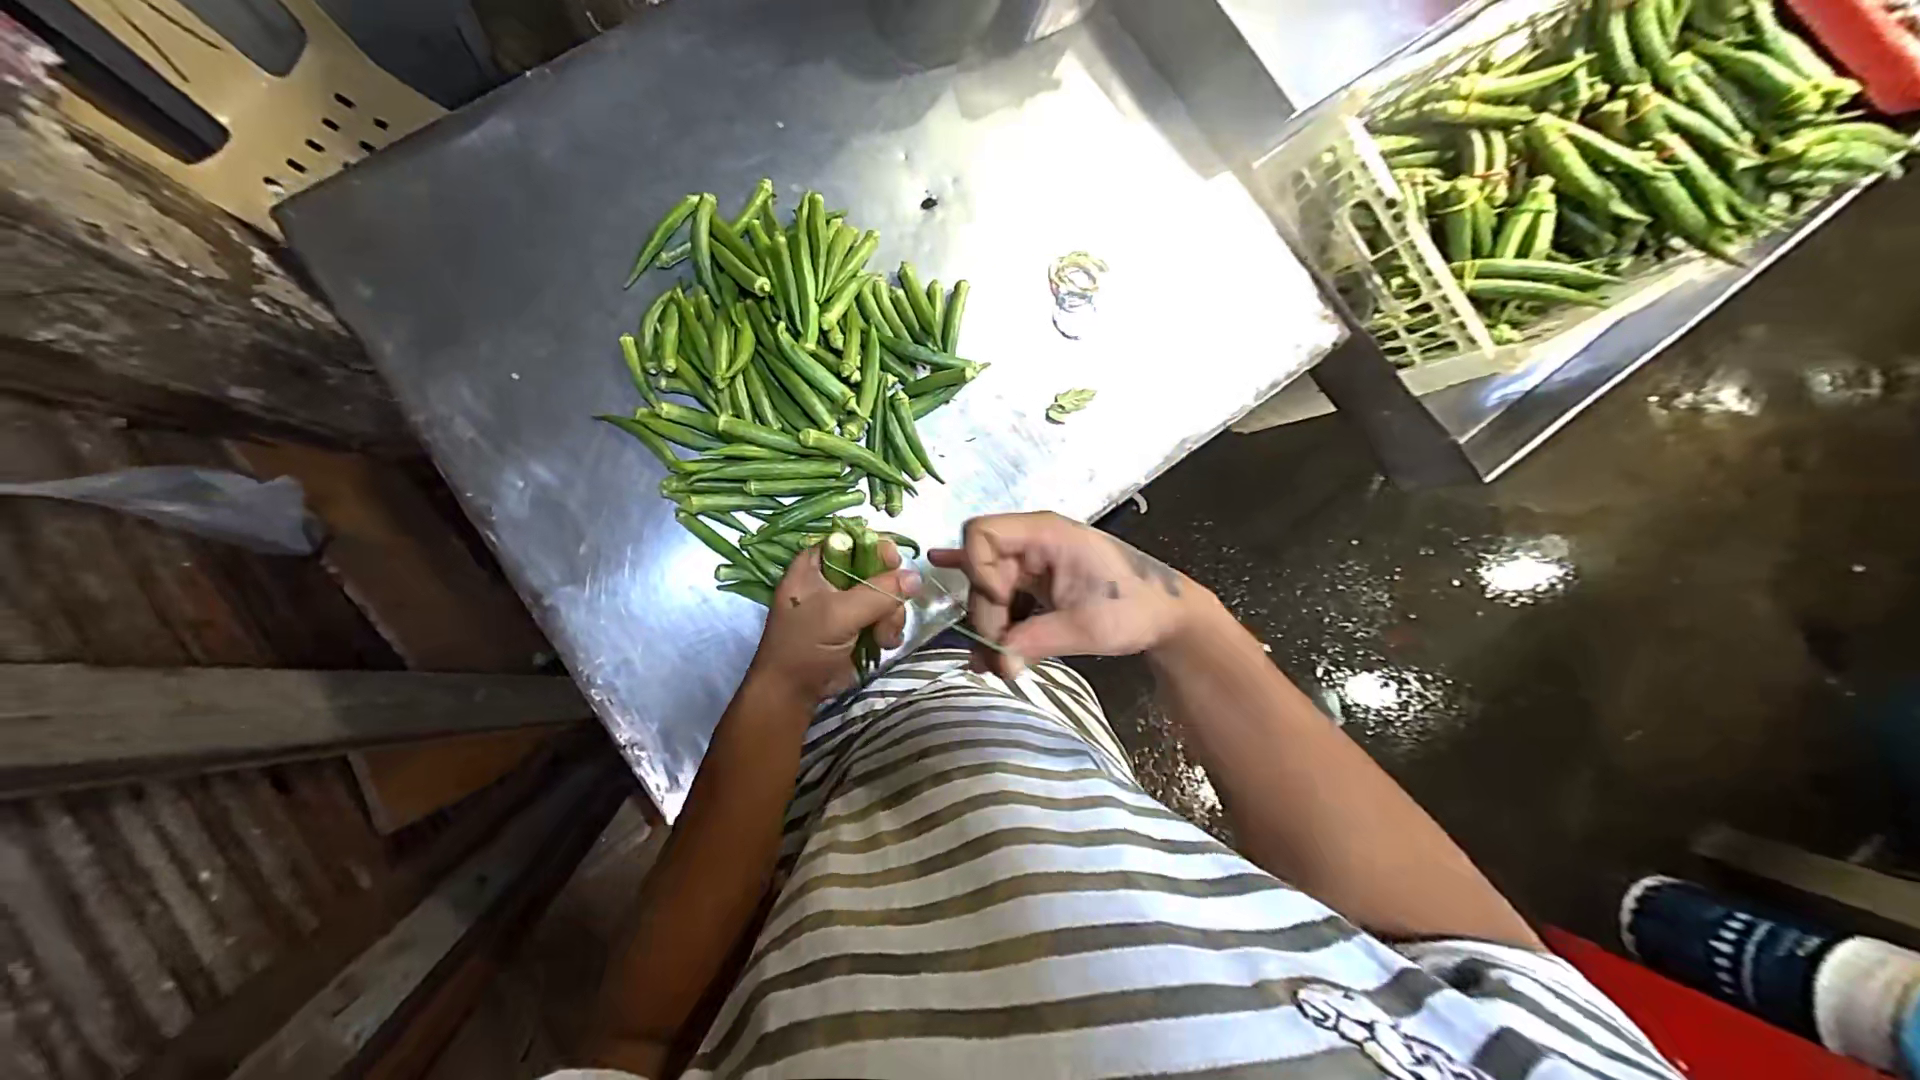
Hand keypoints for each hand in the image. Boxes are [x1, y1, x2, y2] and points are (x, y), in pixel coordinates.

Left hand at [744, 540, 920, 702]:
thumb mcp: (838, 614)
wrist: (793, 694)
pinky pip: (888, 616)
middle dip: (888, 592)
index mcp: (816, 564)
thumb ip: (877, 593)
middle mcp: (833, 578)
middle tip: (886, 611)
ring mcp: (848, 604)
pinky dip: (890, 630)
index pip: (853, 540)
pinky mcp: (860, 626)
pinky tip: (883, 644)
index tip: (892, 563)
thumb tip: (916, 577)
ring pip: (888, 594)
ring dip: (891, 616)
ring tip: (881, 637)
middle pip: (878, 568)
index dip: (875, 549)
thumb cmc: (803, 646)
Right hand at [928, 511, 1212, 675]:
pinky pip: (1004, 599)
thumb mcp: (1085, 628)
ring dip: (989, 625)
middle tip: (1001, 657)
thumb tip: (995, 661)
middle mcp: (1033, 543)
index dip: (977, 568)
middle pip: (981, 570)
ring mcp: (1033, 563)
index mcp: (1046, 534)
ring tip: (995, 664)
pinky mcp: (1036, 584)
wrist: (1167, 617)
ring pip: (988, 589)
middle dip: (986, 614)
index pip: (981, 533)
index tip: (998, 603)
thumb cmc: (1134, 610)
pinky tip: (981, 645)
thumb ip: (1034, 641)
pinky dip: (996, 623)